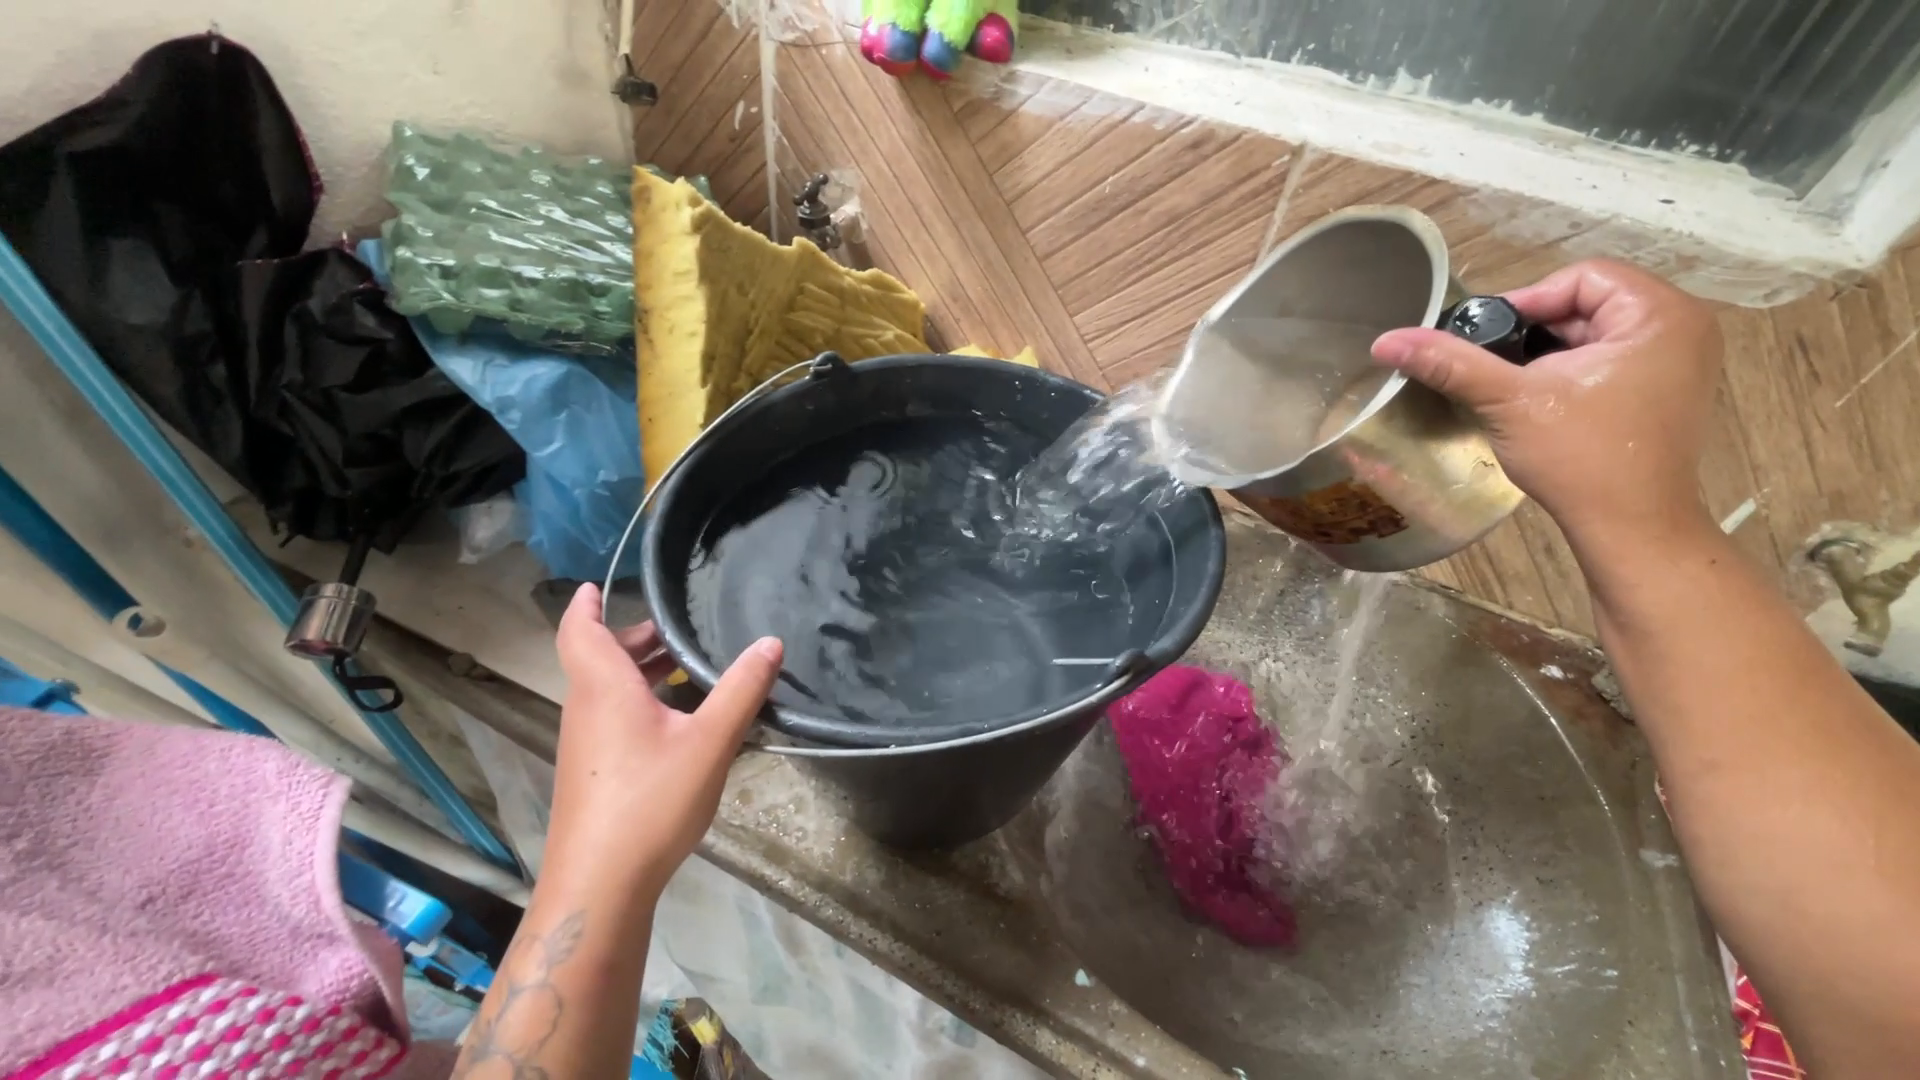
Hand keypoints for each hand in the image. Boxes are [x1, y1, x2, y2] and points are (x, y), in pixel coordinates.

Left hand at [545, 583, 781, 898]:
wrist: (599, 886)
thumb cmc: (650, 802)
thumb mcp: (710, 742)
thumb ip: (742, 690)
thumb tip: (770, 642)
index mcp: (604, 688)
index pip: (581, 630)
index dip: (586, 604)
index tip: (596, 584)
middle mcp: (586, 708)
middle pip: (601, 657)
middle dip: (637, 638)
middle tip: (680, 630)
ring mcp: (585, 743)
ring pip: (607, 689)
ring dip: (641, 671)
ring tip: (690, 668)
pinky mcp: (592, 772)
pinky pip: (612, 716)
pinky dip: (640, 701)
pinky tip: (680, 722)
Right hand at [1371, 259, 1722, 543]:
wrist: (1629, 525)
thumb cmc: (1580, 457)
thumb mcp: (1507, 400)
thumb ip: (1449, 363)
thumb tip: (1386, 340)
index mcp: (1660, 315)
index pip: (1581, 277)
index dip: (1524, 302)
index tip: (1483, 341)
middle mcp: (1682, 328)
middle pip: (1587, 303)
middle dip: (1532, 331)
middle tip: (1490, 366)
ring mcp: (1678, 362)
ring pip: (1593, 334)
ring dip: (1545, 354)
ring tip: (1509, 387)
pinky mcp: (1663, 391)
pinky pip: (1607, 360)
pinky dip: (1567, 373)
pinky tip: (1538, 403)